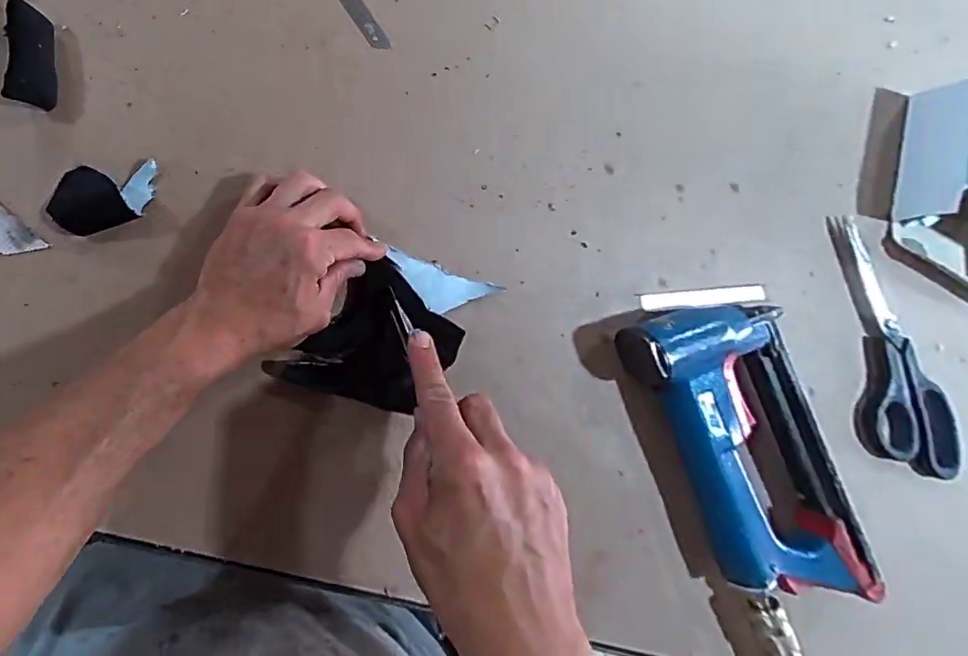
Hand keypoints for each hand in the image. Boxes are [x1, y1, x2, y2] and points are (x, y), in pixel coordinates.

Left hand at [180, 171, 385, 373]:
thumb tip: (356, 262)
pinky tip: (288, 201)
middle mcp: (291, 223)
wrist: (218, 325)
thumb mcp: (315, 312)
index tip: (376, 250)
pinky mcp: (241, 214)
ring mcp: (263, 214)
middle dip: (352, 214)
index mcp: (311, 249)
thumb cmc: (269, 324)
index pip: (351, 239)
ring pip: (301, 181)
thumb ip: (338, 280)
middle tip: (354, 230)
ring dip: (320, 191)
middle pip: (333, 200)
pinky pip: (263, 184)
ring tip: (323, 208)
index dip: (368, 246)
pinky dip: (281, 186)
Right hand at [392, 333, 588, 655]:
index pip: (440, 401)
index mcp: (464, 468)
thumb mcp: (414, 531)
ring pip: (497, 435)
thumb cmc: (463, 591)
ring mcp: (533, 472)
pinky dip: (505, 475)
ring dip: (481, 452)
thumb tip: (426, 434)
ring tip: (478, 507)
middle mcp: (503, 460)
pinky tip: (502, 520)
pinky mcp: (552, 487)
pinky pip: (519, 461)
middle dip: (457, 421)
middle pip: (475, 406)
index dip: (426, 368)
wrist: (526, 637)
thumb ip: (416, 469)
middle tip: (447, 460)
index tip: (421, 341)